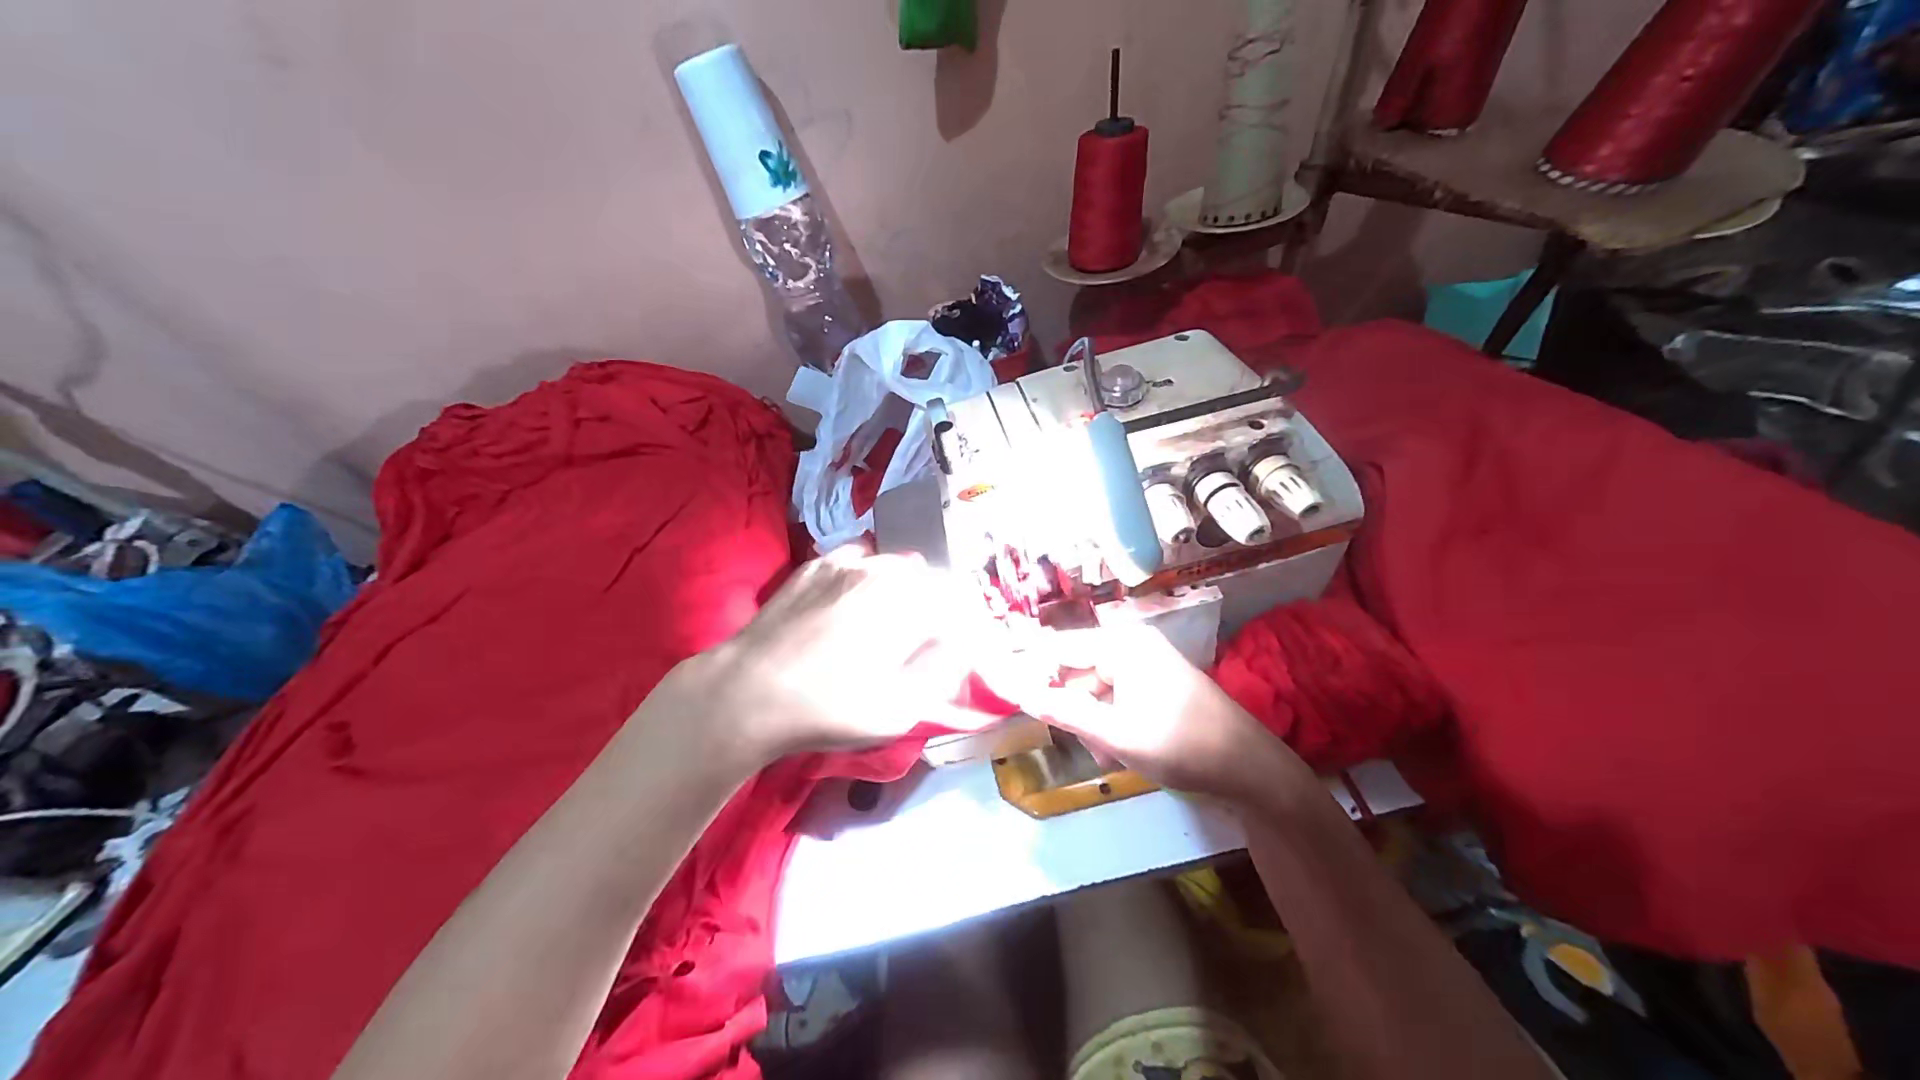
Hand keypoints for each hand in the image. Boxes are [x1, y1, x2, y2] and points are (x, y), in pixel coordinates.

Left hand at [652, 547, 1002, 765]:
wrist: (749, 691)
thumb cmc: (829, 707)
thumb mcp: (898, 710)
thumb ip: (939, 673)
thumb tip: (957, 648)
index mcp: (912, 606)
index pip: (958, 605)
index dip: (964, 628)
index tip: (957, 651)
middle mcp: (885, 574)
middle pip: (929, 580)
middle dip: (936, 606)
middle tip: (927, 639)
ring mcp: (847, 564)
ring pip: (894, 564)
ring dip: (905, 586)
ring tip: (895, 617)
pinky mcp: (815, 566)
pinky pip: (857, 558)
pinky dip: (868, 573)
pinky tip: (857, 595)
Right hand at [995, 623, 1313, 806]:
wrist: (1253, 770)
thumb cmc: (1183, 747)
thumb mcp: (1117, 734)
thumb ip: (1066, 712)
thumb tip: (1022, 694)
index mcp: (1122, 645)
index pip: (1056, 648)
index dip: (1027, 668)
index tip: (1001, 687)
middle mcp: (1132, 646)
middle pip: (1075, 670)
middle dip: (1070, 707)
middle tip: (1076, 740)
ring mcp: (1146, 665)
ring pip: (1094, 690)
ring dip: (1091, 721)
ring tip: (1107, 754)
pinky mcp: (1156, 685)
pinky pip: (1116, 697)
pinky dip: (1111, 723)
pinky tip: (1122, 750)